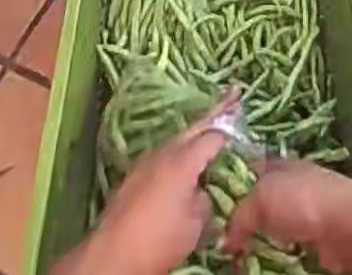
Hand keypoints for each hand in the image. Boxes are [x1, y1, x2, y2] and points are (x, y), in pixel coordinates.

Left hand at [58, 116, 226, 274]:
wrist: (110, 256)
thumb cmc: (158, 241)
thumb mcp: (193, 227)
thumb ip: (204, 202)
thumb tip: (202, 192)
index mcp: (184, 161)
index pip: (212, 137)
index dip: (229, 127)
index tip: (241, 111)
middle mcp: (165, 152)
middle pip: (195, 128)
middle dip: (215, 112)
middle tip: (232, 95)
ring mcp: (146, 161)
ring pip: (177, 140)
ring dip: (195, 133)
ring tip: (210, 130)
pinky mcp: (134, 175)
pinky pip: (164, 154)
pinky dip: (179, 151)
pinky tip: (183, 161)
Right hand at [222, 160, 351, 262]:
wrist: (346, 224)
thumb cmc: (300, 201)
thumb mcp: (260, 201)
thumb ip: (240, 217)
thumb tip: (226, 240)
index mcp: (282, 162)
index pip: (256, 166)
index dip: (240, 182)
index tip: (223, 203)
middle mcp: (299, 178)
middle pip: (271, 193)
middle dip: (256, 212)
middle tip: (235, 235)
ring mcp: (314, 203)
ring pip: (285, 217)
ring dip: (272, 232)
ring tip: (253, 250)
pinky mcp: (326, 230)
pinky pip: (299, 238)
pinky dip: (288, 247)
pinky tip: (280, 255)